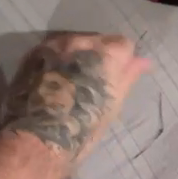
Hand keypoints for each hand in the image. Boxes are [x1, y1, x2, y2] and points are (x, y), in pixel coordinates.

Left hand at [1, 33, 148, 163]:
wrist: (38, 138)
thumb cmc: (84, 126)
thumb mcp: (113, 105)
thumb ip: (128, 77)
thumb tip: (144, 61)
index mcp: (106, 54)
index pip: (124, 44)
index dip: (122, 61)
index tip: (115, 78)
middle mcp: (81, 42)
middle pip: (97, 40)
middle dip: (98, 55)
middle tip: (92, 80)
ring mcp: (54, 45)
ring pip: (74, 42)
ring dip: (76, 55)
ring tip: (70, 80)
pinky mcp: (33, 54)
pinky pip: (52, 49)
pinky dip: (56, 59)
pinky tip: (52, 79)